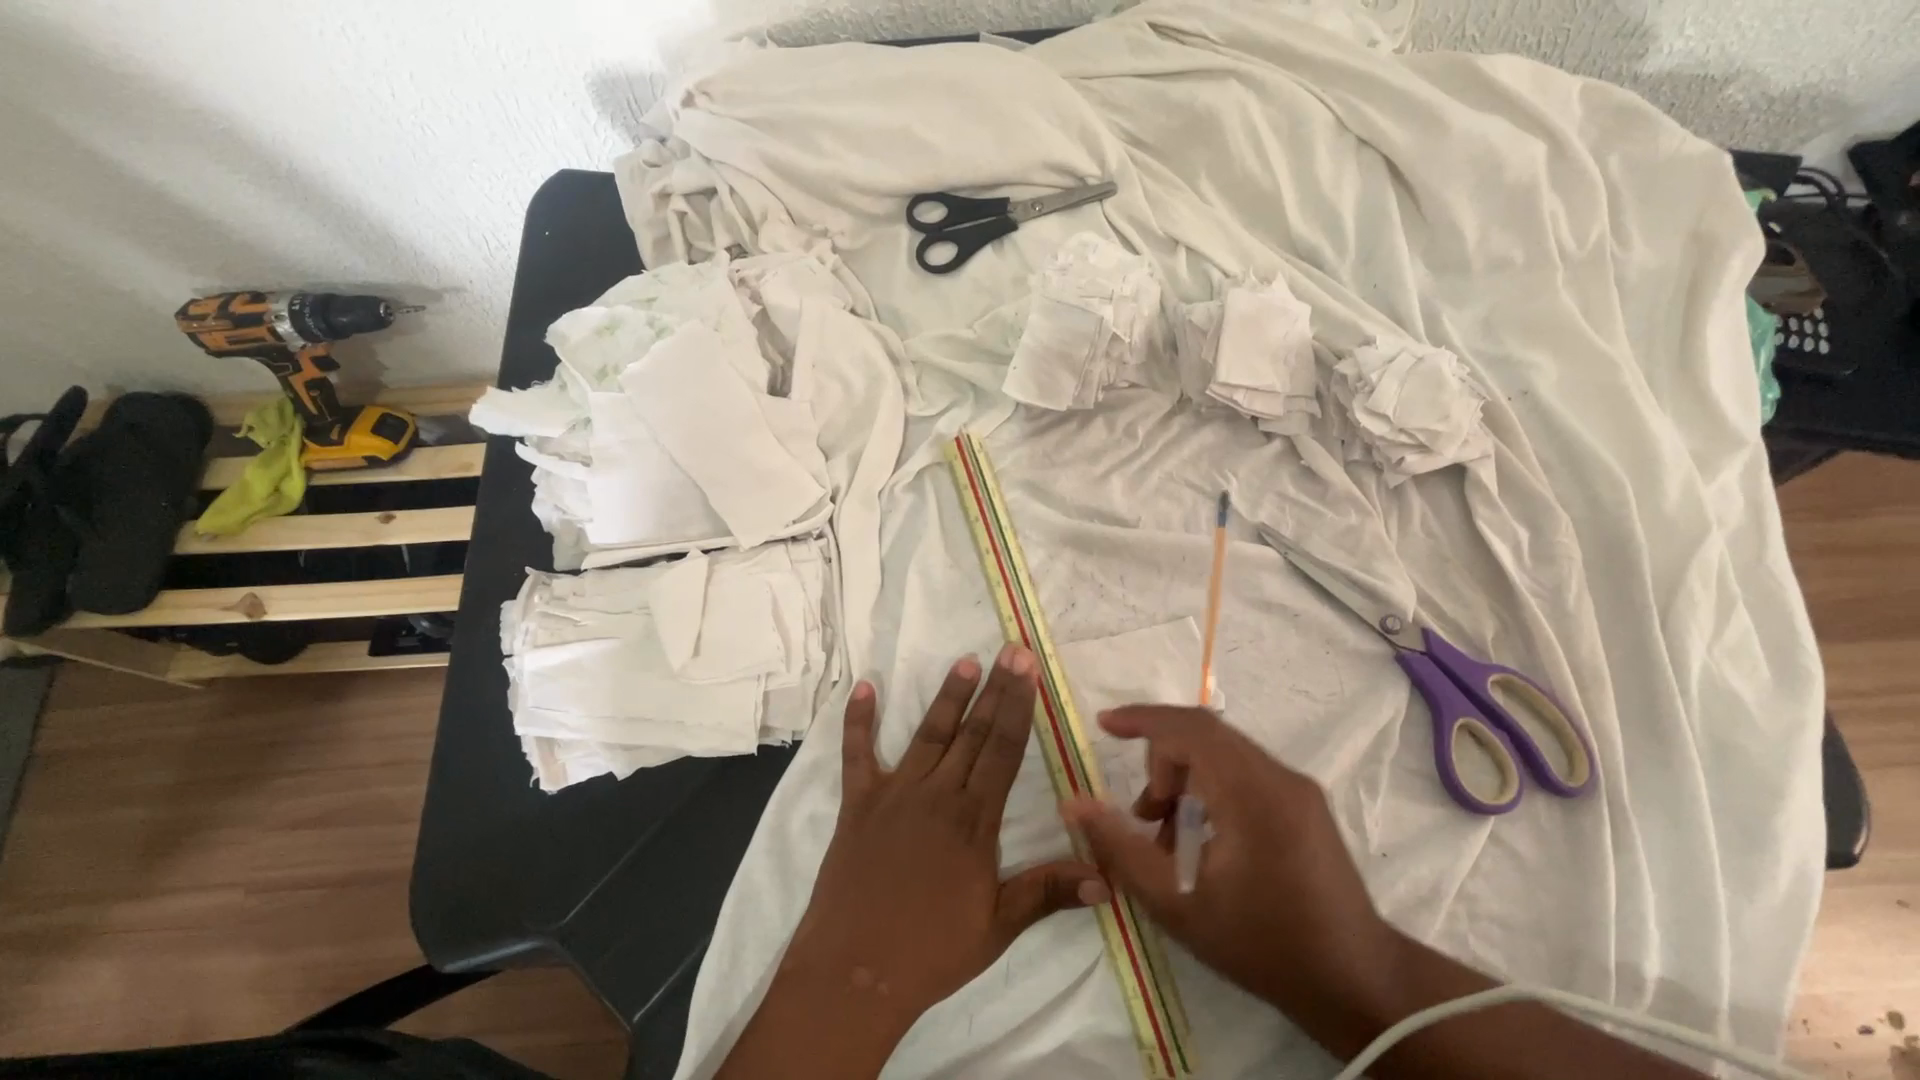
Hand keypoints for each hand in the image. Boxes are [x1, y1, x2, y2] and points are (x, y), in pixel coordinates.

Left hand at [783, 646, 1107, 1027]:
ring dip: (947, 697)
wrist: (854, 972)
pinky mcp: (857, 805)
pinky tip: (863, 688)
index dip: (1019, 706)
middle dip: (994, 689)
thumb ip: (1048, 893)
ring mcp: (893, 795)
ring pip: (928, 734)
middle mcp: (937, 795)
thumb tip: (1107, 879)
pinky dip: (858, 720)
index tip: (1027, 669)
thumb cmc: (931, 953)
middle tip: (1009, 649)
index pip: (1005, 750)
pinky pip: (856, 754)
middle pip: (973, 733)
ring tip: (964, 662)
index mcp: (974, 821)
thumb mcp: (998, 927)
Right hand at [1060, 706, 1398, 1022]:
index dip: (1143, 719)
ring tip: (1165, 834)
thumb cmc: (1262, 945)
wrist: (1356, 982)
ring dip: (1186, 777)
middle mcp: (1280, 778)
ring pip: (1226, 755)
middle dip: (1162, 761)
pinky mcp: (1306, 806)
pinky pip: (1247, 774)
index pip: (1190, 728)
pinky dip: (1211, 789)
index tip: (1104, 726)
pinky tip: (1200, 838)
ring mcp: (1299, 790)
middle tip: (1142, 814)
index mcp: (1251, 794)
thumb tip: (1074, 803)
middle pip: (1206, 737)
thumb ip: (1120, 847)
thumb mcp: (1176, 904)